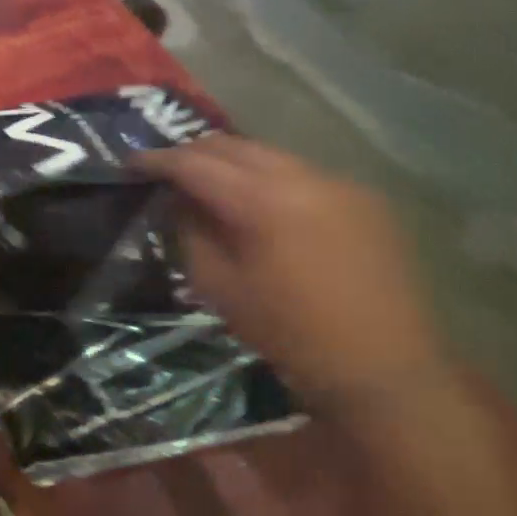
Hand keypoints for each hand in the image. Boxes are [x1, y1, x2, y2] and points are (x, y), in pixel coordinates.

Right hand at [138, 135, 448, 409]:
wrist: (386, 370)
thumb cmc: (289, 332)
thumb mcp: (216, 283)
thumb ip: (190, 230)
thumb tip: (178, 200)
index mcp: (263, 200)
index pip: (193, 162)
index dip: (156, 160)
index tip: (129, 164)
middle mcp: (304, 179)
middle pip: (232, 145)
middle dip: (191, 154)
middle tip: (164, 172)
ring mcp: (341, 187)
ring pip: (268, 154)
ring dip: (231, 163)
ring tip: (208, 186)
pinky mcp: (366, 202)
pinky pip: (301, 173)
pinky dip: (267, 178)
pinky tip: (258, 205)